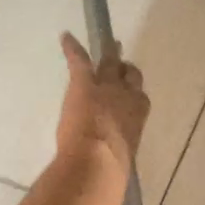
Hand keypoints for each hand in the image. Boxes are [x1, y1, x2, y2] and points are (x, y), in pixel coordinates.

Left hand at [56, 33, 147, 167]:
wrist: (96, 161)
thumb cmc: (112, 167)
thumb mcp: (124, 156)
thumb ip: (120, 147)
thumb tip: (114, 158)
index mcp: (139, 116)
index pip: (139, 99)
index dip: (131, 96)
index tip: (127, 96)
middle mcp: (128, 96)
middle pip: (129, 76)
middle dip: (125, 71)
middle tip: (121, 64)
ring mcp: (106, 86)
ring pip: (110, 65)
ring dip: (109, 57)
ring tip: (109, 46)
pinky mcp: (83, 83)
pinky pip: (79, 60)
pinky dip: (71, 48)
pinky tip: (65, 37)